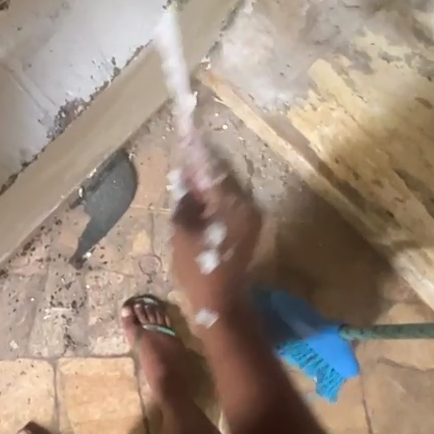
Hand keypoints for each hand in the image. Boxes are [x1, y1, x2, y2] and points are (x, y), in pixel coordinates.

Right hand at [170, 139, 263, 321]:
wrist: (221, 302)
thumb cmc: (198, 270)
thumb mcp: (182, 231)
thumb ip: (185, 198)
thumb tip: (186, 174)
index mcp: (231, 205)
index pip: (212, 168)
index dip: (196, 150)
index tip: (185, 130)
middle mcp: (247, 205)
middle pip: (221, 175)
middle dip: (200, 164)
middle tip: (182, 151)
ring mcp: (251, 216)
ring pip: (225, 188)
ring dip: (206, 180)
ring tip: (185, 174)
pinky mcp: (249, 225)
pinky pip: (229, 201)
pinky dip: (213, 196)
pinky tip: (196, 195)